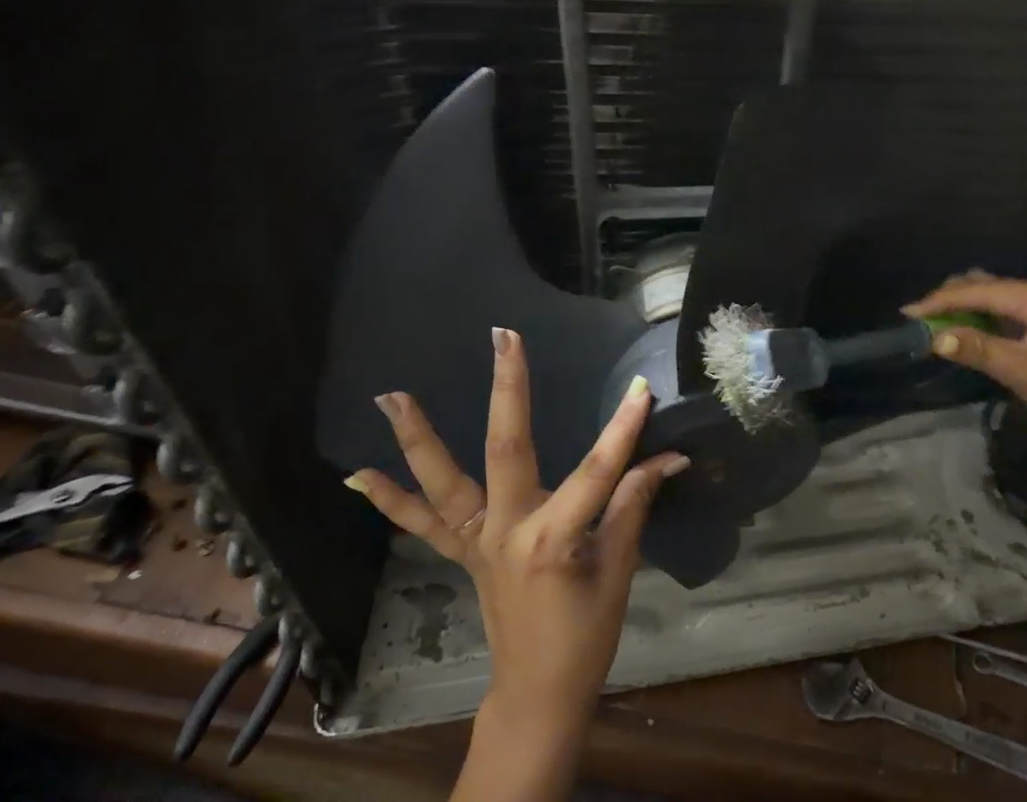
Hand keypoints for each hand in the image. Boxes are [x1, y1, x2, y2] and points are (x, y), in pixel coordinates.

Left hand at [343, 328, 689, 734]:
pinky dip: (390, 500)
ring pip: (441, 484)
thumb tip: (669, 457)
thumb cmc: (586, 634)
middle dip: (509, 389)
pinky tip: (357, 476)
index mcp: (552, 538)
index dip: (622, 429)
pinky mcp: (463, 552)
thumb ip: (633, 506)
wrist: (539, 688)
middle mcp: (506, 531)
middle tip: (504, 338)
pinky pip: (423, 525)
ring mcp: (477, 541)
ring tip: (391, 395)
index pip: (597, 470)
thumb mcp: (618, 571)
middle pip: (507, 449)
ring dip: (416, 438)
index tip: (640, 389)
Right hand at [905, 274, 1026, 448]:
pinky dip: (974, 317)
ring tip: (930, 323)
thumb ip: (978, 350)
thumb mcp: (1022, 371)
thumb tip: (935, 339)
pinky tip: (957, 329)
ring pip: (988, 296)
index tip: (908, 313)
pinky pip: (997, 310)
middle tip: (917, 320)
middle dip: (948, 299)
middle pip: (982, 286)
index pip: (979, 292)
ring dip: (959, 307)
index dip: (942, 301)